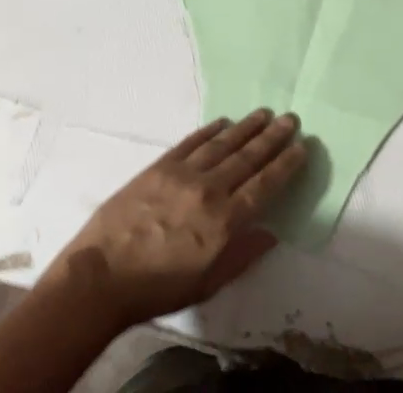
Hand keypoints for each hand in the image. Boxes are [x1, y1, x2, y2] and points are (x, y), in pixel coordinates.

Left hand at [56, 110, 308, 326]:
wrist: (99, 277)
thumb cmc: (156, 288)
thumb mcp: (207, 284)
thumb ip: (242, 256)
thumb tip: (271, 233)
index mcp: (225, 221)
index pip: (265, 185)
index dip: (286, 164)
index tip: (302, 146)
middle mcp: (209, 190)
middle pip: (248, 158)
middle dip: (272, 138)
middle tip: (290, 119)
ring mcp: (182, 175)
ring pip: (222, 144)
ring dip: (246, 128)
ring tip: (264, 114)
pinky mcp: (158, 168)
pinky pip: (191, 143)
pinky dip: (210, 131)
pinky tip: (223, 122)